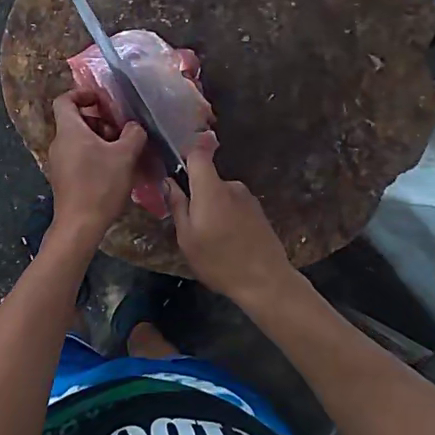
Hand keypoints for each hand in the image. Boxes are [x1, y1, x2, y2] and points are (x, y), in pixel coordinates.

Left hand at [46, 89, 146, 236]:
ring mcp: (60, 162)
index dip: (83, 94)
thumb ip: (133, 134)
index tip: (104, 101)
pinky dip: (96, 155)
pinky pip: (80, 156)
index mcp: (69, 130)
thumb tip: (133, 127)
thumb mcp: (125, 155)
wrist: (80, 225)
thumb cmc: (101, 184)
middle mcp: (59, 143)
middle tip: (122, 133)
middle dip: (101, 121)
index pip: (65, 100)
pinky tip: (115, 170)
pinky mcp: (64, 178)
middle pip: (77, 120)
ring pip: (80, 140)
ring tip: (124, 153)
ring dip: (102, 140)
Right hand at [165, 133, 294, 302]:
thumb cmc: (219, 261)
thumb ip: (178, 205)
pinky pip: (234, 205)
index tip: (175, 166)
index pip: (198, 154)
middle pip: (208, 178)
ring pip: (221, 195)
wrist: (265, 280)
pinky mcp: (258, 211)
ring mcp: (248, 198)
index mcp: (212, 189)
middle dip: (196, 194)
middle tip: (189, 223)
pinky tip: (227, 241)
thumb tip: (169, 182)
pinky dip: (227, 217)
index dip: (185, 153)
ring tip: (210, 239)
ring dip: (213, 209)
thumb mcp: (187, 238)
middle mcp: (232, 186)